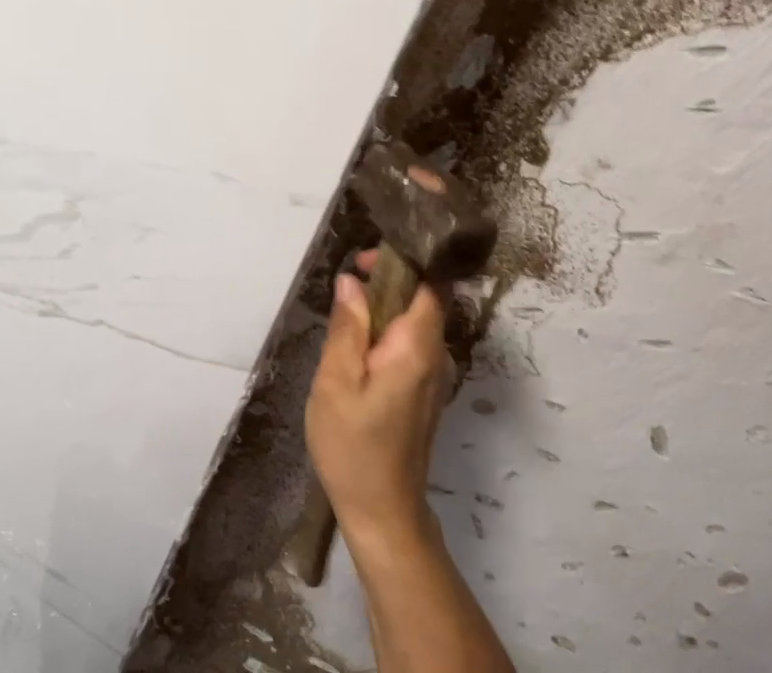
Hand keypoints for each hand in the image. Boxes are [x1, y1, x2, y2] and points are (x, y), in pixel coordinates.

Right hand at [305, 249, 455, 546]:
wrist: (381, 510)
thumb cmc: (352, 446)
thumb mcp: (335, 383)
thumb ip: (347, 328)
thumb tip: (352, 283)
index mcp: (417, 348)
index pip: (429, 285)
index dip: (401, 263)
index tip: (361, 262)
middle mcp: (435, 357)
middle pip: (424, 300)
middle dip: (387, 283)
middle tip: (345, 287)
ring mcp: (433, 377)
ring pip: (415, 323)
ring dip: (384, 309)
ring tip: (343, 316)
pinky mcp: (424, 392)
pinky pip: (410, 346)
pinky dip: (386, 334)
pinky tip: (355, 348)